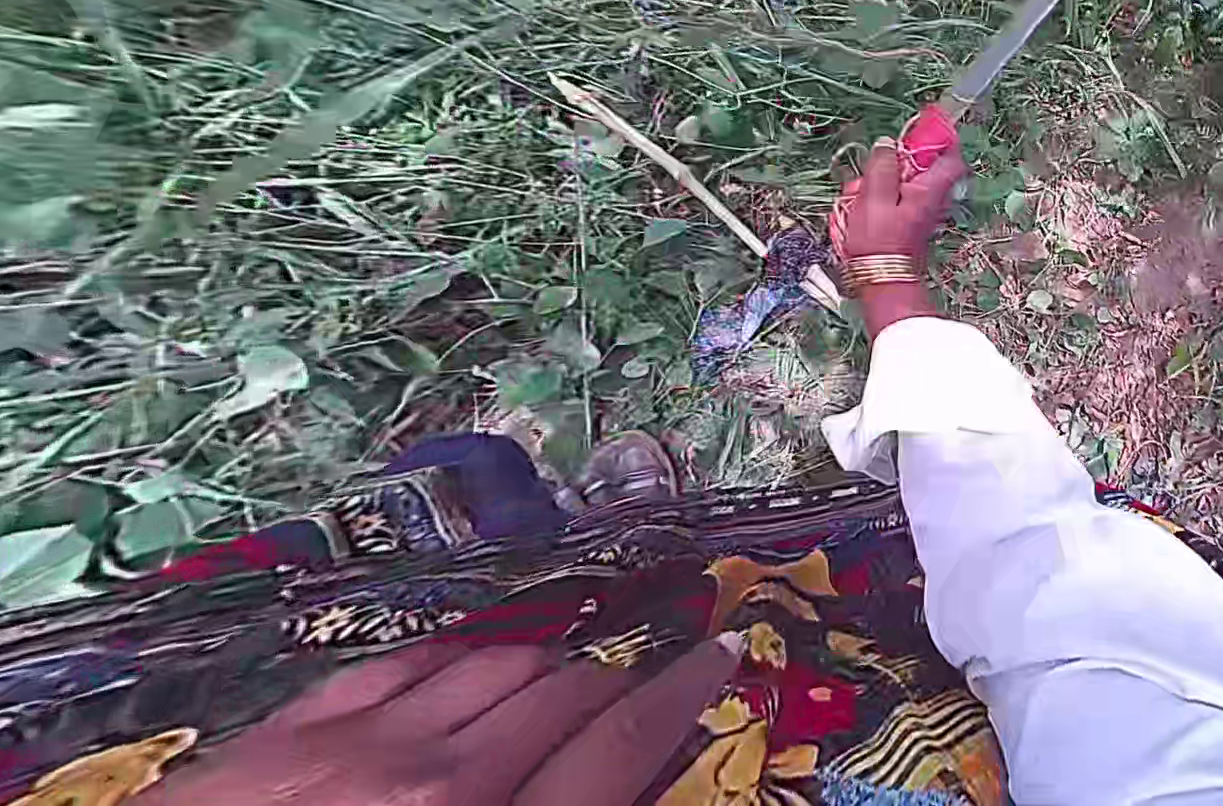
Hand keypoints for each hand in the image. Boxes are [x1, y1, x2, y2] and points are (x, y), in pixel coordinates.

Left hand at [142, 638, 740, 805]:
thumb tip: (630, 782)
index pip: (621, 747)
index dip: (683, 690)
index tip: (722, 650)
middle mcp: (432, 791)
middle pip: (569, 696)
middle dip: (618, 682)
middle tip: (639, 681)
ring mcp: (351, 753)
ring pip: (506, 662)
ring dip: (549, 668)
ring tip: (559, 682)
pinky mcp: (283, 735)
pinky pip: (418, 656)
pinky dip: (467, 654)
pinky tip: (478, 665)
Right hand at [837, 137, 968, 259]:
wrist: (882, 280)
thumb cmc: (879, 241)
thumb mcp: (874, 197)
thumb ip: (882, 167)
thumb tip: (888, 143)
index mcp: (930, 189)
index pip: (951, 156)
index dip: (939, 139)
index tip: (919, 131)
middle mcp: (932, 199)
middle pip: (922, 166)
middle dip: (896, 162)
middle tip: (876, 168)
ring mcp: (921, 210)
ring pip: (904, 181)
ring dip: (882, 181)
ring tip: (861, 192)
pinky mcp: (908, 220)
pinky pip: (896, 198)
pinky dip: (879, 197)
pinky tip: (860, 206)